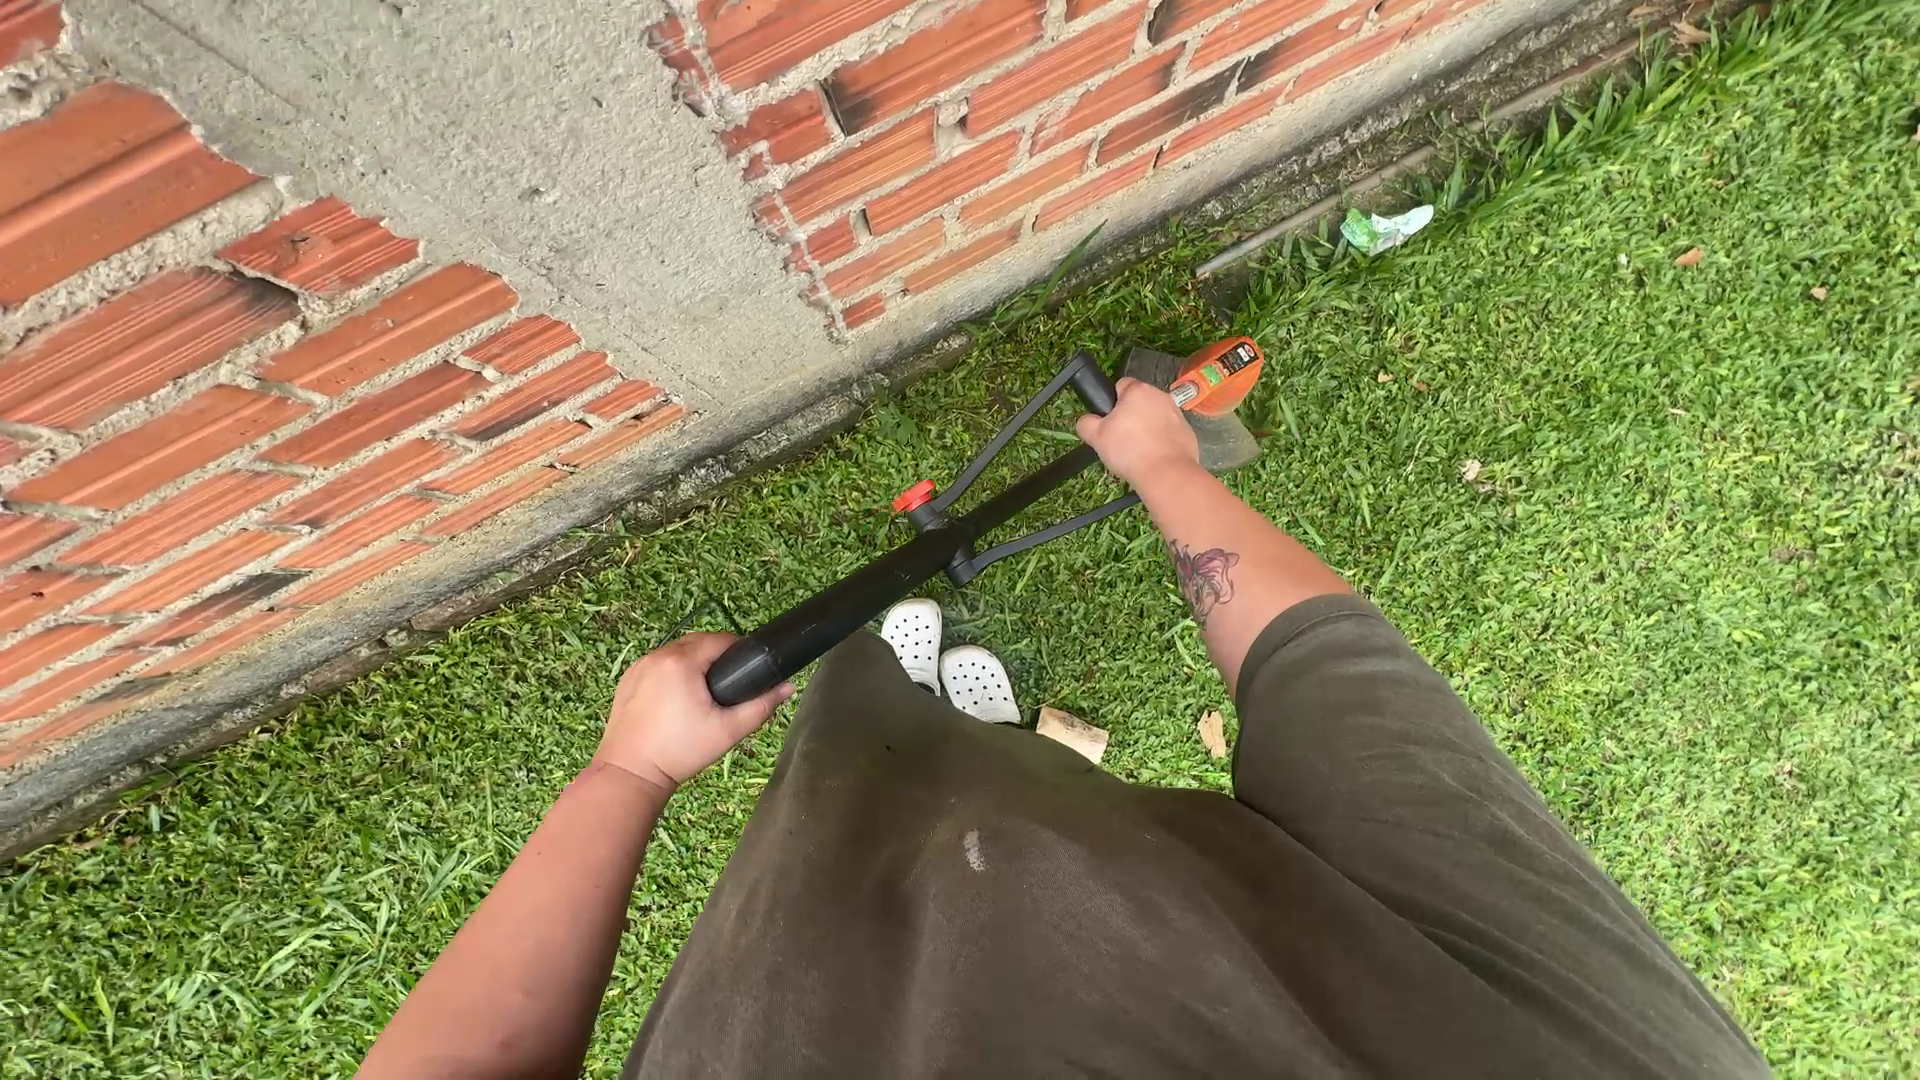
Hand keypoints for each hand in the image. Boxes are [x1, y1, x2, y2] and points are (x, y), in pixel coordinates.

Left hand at [593, 633, 793, 794]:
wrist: (630, 774)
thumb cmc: (681, 751)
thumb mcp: (729, 731)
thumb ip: (762, 706)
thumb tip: (788, 687)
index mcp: (681, 662)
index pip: (720, 640)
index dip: (739, 651)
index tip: (747, 671)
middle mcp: (657, 656)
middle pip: (698, 642)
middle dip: (717, 656)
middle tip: (730, 684)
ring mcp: (639, 667)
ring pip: (677, 652)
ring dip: (694, 662)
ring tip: (706, 690)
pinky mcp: (627, 680)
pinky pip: (658, 664)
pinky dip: (672, 672)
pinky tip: (679, 696)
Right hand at [1075, 377, 1200, 488]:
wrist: (1166, 474)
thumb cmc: (1129, 451)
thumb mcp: (1096, 437)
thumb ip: (1086, 423)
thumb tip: (1086, 420)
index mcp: (1138, 391)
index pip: (1121, 385)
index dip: (1112, 404)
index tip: (1110, 422)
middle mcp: (1161, 396)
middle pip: (1139, 402)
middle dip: (1130, 417)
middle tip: (1120, 439)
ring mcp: (1177, 413)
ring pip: (1154, 417)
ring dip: (1146, 429)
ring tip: (1136, 452)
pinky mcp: (1187, 431)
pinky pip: (1168, 432)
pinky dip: (1160, 441)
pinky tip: (1152, 457)